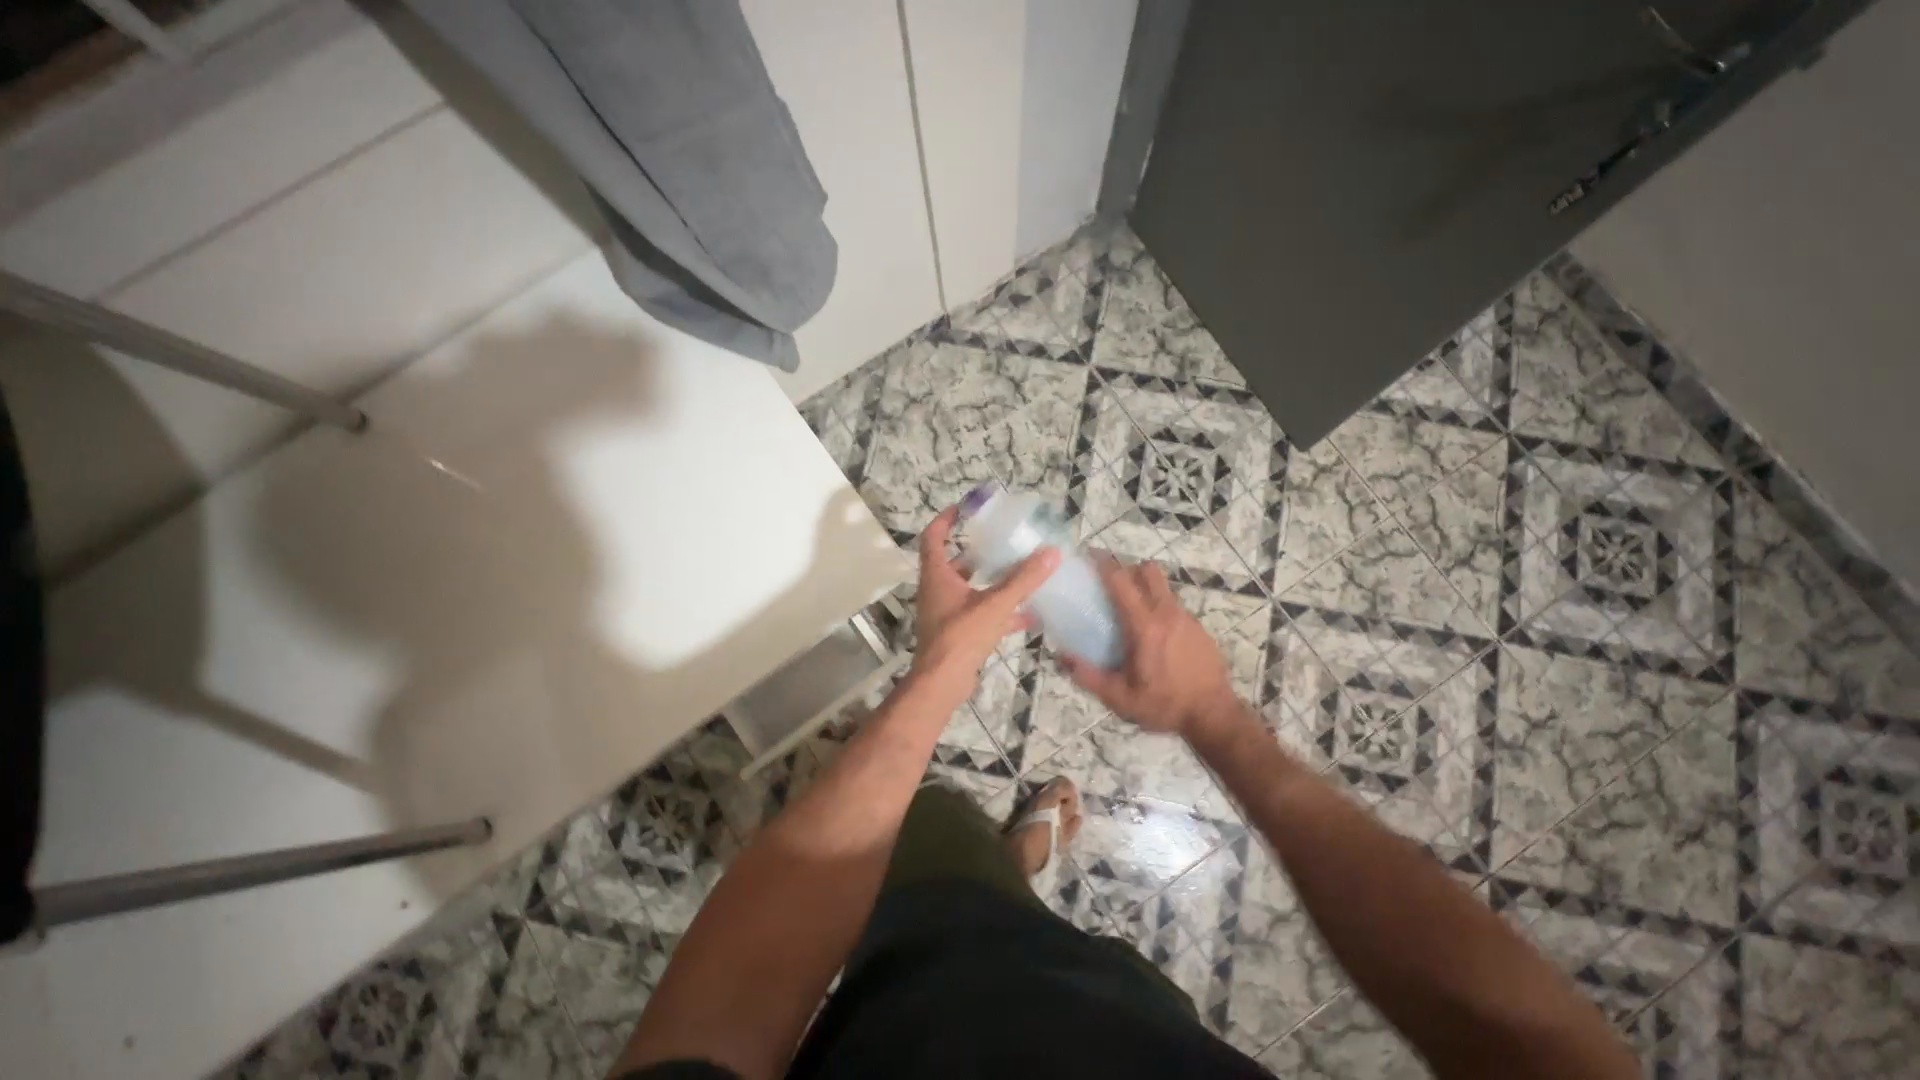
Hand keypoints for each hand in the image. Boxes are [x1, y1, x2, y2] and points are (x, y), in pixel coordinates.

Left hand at [909, 506, 1060, 697]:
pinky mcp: (958, 633)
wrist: (943, 683)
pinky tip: (1028, 615)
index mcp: (937, 576)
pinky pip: (980, 614)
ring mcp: (946, 614)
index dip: (945, 520)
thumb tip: (1051, 553)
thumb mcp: (995, 604)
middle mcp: (937, 591)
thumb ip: (1023, 580)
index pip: (933, 537)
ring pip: (968, 590)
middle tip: (1000, 540)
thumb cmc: (960, 637)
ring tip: (1017, 571)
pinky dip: (1000, 611)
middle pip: (952, 563)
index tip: (964, 509)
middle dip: (975, 551)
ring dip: (990, 580)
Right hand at [1062, 556, 1238, 738]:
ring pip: (1164, 588)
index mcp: (1144, 626)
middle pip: (1148, 571)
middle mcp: (1167, 614)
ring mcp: (1187, 619)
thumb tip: (1061, 657)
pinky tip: (1156, 637)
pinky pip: (1175, 608)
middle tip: (1112, 585)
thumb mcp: (1120, 698)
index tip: (1090, 556)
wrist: (1213, 715)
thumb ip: (1088, 676)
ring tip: (1132, 615)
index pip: (1121, 582)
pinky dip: (1161, 611)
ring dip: (1146, 591)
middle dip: (1129, 569)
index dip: (1104, 564)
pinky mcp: (1200, 629)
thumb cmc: (1164, 705)